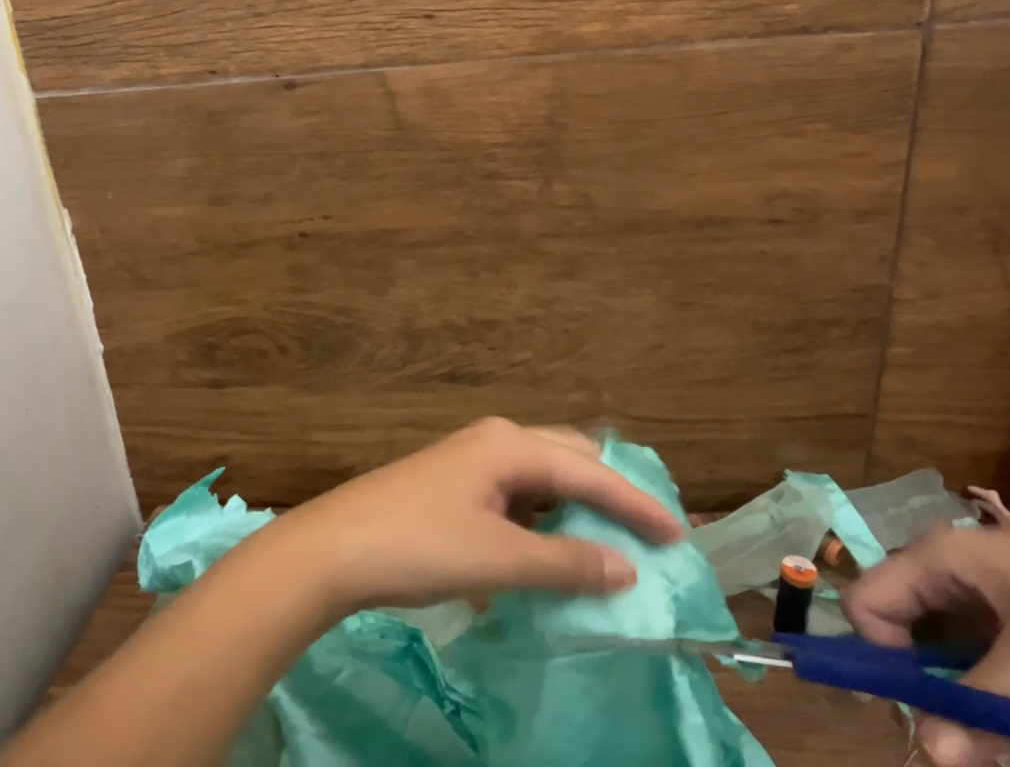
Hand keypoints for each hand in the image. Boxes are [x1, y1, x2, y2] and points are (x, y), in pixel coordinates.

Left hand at [247, 418, 685, 612]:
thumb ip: (567, 564)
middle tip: (646, 527)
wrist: (331, 549)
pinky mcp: (450, 482)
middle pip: (568, 458)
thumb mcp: (500, 559)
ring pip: (538, 474)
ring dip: (573, 503)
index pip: (590, 475)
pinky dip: (540, 514)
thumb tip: (625, 568)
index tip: (678, 534)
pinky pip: (513, 491)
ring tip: (606, 537)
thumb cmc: (419, 546)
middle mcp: (493, 440)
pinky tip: (546, 542)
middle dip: (608, 491)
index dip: (637, 506)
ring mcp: (468, 459)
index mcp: (510, 446)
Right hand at [843, 525, 1009, 765]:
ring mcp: (993, 586)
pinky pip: (985, 646)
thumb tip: (928, 753)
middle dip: (919, 678)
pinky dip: (995, 681)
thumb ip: (980, 707)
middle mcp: (953, 565)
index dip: (880, 656)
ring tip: (1003, 722)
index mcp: (937, 556)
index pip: (867, 603)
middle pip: (901, 622)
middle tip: (961, 726)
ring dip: (962, 687)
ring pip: (946, 640)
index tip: (922, 706)